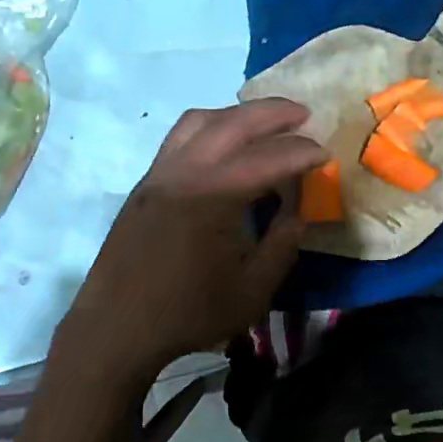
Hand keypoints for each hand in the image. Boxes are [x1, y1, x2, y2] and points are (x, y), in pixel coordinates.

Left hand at [66, 99, 327, 370]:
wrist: (116, 329)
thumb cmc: (188, 314)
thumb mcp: (252, 290)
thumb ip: (281, 245)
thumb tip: (298, 213)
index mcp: (212, 198)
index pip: (268, 158)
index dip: (302, 153)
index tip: (327, 153)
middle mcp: (183, 173)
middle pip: (232, 122)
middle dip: (273, 112)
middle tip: (304, 114)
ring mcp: (159, 174)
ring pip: (200, 121)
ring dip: (238, 113)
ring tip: (266, 122)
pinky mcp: (145, 184)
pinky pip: (180, 138)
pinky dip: (212, 128)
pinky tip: (227, 147)